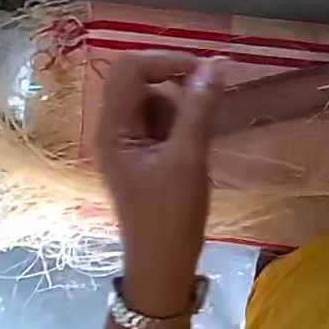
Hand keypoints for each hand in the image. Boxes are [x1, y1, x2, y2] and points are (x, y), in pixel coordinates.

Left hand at [96, 52, 222, 316]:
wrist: (162, 267)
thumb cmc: (170, 217)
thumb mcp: (188, 159)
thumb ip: (199, 109)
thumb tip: (215, 65)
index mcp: (112, 128)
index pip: (129, 68)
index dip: (166, 61)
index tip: (205, 72)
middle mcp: (113, 130)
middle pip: (140, 82)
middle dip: (176, 88)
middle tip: (207, 105)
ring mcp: (127, 144)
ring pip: (155, 103)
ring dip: (181, 112)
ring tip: (195, 147)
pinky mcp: (142, 157)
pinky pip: (161, 125)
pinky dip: (181, 129)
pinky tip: (193, 155)